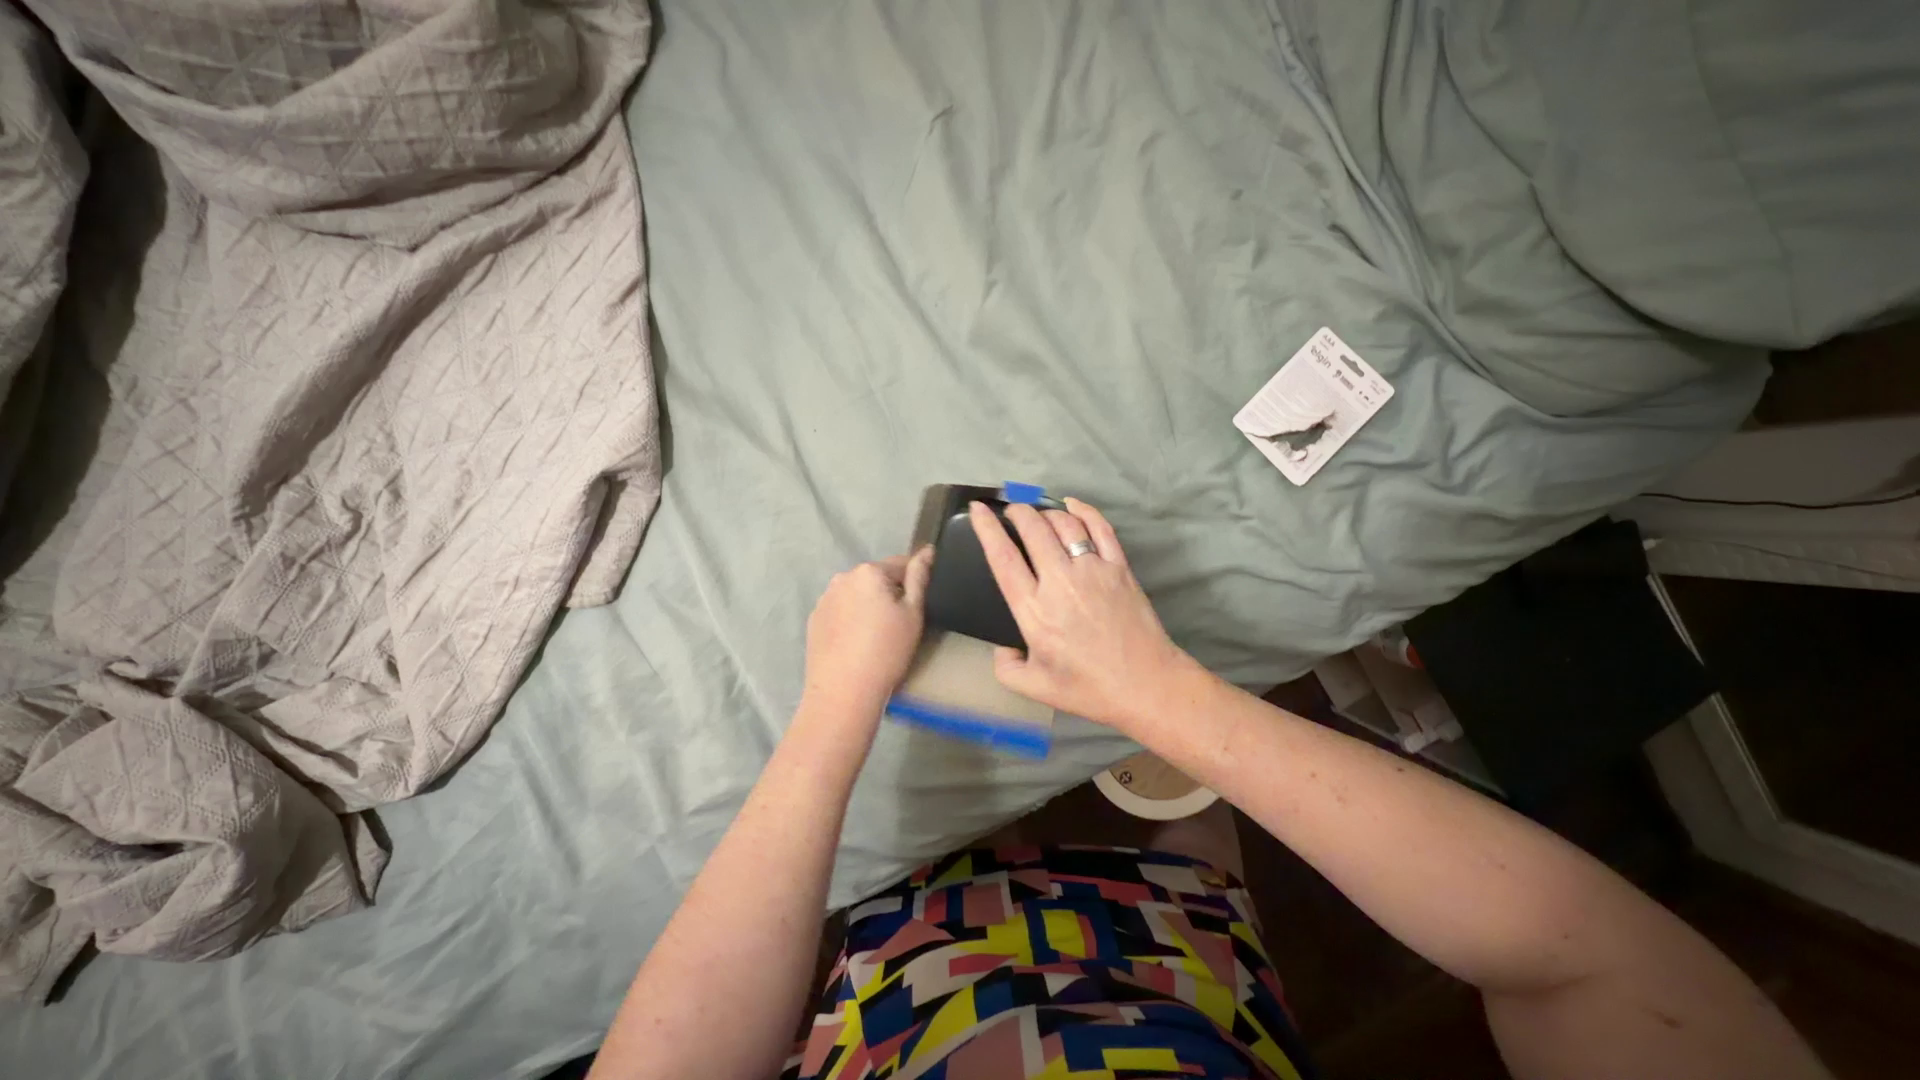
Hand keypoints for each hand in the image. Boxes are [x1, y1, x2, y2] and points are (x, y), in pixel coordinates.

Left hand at [802, 547, 934, 713]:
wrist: (843, 691)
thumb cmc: (886, 651)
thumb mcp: (913, 614)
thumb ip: (919, 578)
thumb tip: (927, 550)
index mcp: (869, 572)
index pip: (901, 564)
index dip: (914, 583)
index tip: (917, 608)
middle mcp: (842, 578)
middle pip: (875, 579)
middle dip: (888, 594)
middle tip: (898, 626)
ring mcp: (824, 599)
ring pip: (856, 595)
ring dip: (867, 606)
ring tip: (875, 638)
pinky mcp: (814, 620)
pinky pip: (840, 611)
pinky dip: (850, 620)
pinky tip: (855, 644)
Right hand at [969, 498, 1198, 733]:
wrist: (1145, 684)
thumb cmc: (1088, 688)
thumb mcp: (1034, 688)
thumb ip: (1006, 667)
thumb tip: (1001, 648)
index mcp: (1034, 610)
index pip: (1003, 557)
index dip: (987, 528)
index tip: (979, 510)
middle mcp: (1060, 582)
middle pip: (1033, 529)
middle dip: (1018, 512)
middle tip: (1011, 510)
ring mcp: (1093, 570)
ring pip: (1064, 524)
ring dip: (1046, 512)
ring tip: (1038, 514)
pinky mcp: (1119, 568)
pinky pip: (1100, 528)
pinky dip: (1083, 510)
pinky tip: (1073, 505)